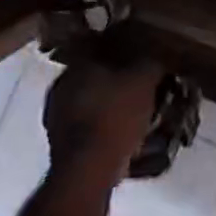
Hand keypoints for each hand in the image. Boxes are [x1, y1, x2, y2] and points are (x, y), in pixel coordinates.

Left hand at [42, 38, 163, 190]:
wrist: (89, 169)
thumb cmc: (117, 116)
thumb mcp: (145, 80)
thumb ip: (152, 60)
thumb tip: (158, 52)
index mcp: (76, 67)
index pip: (103, 46)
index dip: (128, 47)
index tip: (148, 53)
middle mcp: (61, 87)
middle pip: (99, 73)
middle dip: (124, 76)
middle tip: (151, 82)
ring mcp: (57, 116)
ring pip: (96, 98)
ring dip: (118, 100)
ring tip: (146, 107)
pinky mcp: (63, 140)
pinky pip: (93, 120)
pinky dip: (111, 120)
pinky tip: (130, 127)